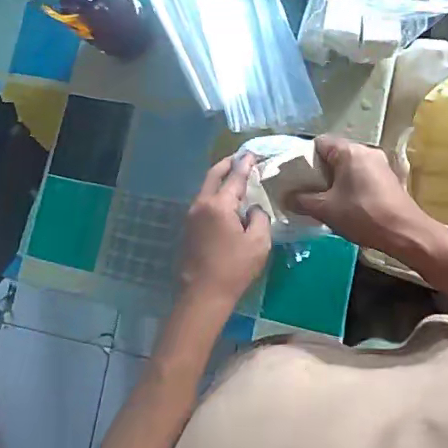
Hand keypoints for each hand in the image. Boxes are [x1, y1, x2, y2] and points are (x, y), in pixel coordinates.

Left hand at [178, 154, 271, 304]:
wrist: (202, 294)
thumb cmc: (234, 268)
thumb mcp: (258, 243)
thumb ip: (259, 218)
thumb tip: (253, 209)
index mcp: (219, 205)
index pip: (234, 177)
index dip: (245, 163)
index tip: (253, 153)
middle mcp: (201, 204)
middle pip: (213, 175)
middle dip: (227, 164)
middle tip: (241, 158)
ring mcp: (191, 216)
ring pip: (206, 189)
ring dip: (219, 180)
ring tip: (235, 177)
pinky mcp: (188, 229)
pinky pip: (203, 203)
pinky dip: (215, 194)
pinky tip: (225, 202)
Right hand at [290, 136, 436, 257]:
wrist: (405, 233)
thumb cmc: (363, 215)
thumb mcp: (325, 209)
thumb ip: (302, 201)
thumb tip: (286, 198)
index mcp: (350, 152)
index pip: (319, 143)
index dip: (304, 157)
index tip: (296, 176)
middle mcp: (366, 151)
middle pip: (334, 154)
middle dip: (318, 171)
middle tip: (306, 190)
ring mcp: (380, 164)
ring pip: (348, 166)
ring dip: (334, 180)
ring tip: (323, 199)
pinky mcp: (388, 178)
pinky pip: (361, 175)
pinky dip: (349, 185)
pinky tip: (344, 204)